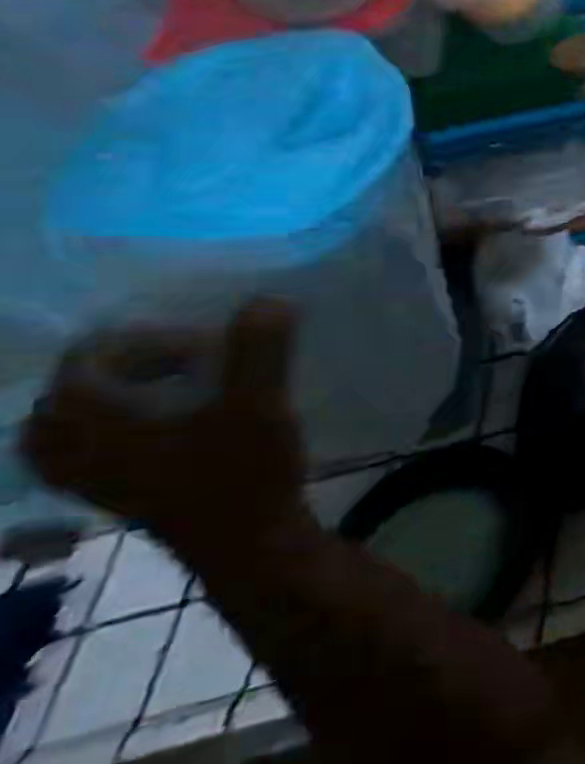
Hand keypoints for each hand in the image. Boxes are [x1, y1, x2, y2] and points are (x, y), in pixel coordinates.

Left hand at [25, 299, 310, 556]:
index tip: (221, 350)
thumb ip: (259, 349)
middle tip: (206, 364)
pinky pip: (85, 438)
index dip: (162, 340)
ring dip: (132, 390)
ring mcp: (73, 470)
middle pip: (85, 378)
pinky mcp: (99, 486)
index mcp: (83, 417)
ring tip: (188, 389)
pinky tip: (165, 424)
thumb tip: (267, 300)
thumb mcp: (259, 404)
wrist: (245, 542)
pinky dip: (121, 420)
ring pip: (82, 410)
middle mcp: (59, 441)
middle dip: (145, 363)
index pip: (99, 352)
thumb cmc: (243, 471)